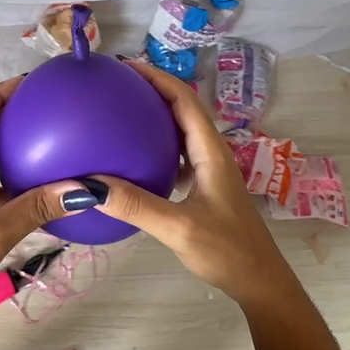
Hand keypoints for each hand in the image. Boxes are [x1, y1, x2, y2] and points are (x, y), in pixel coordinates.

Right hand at [92, 58, 296, 305]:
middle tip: (117, 84)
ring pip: (180, 129)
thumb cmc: (228, 251)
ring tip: (121, 111)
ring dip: (155, 115)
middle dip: (153, 89)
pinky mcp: (205, 187)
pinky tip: (132, 158)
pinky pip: (177, 153)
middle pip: (182, 107)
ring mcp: (210, 170)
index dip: (158, 77)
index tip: (126, 66)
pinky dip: (156, 145)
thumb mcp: (179, 229)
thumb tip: (88, 186)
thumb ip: (136, 206)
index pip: (184, 99)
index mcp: (210, 151)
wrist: (261, 283)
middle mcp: (211, 152)